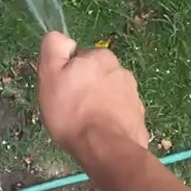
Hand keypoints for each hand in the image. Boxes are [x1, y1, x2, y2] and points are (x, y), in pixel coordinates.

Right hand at [37, 32, 148, 170]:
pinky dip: (110, 122)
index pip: (80, 60)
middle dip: (85, 90)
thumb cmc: (73, 111)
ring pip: (108, 96)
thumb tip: (64, 39)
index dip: (69, 75)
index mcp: (102, 57)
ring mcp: (134, 96)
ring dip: (99, 106)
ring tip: (86, 125)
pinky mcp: (139, 119)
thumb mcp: (50, 74)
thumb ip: (54, 47)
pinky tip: (100, 135)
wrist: (107, 150)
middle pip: (96, 77)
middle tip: (72, 109)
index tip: (63, 91)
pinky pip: (119, 115)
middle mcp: (121, 71)